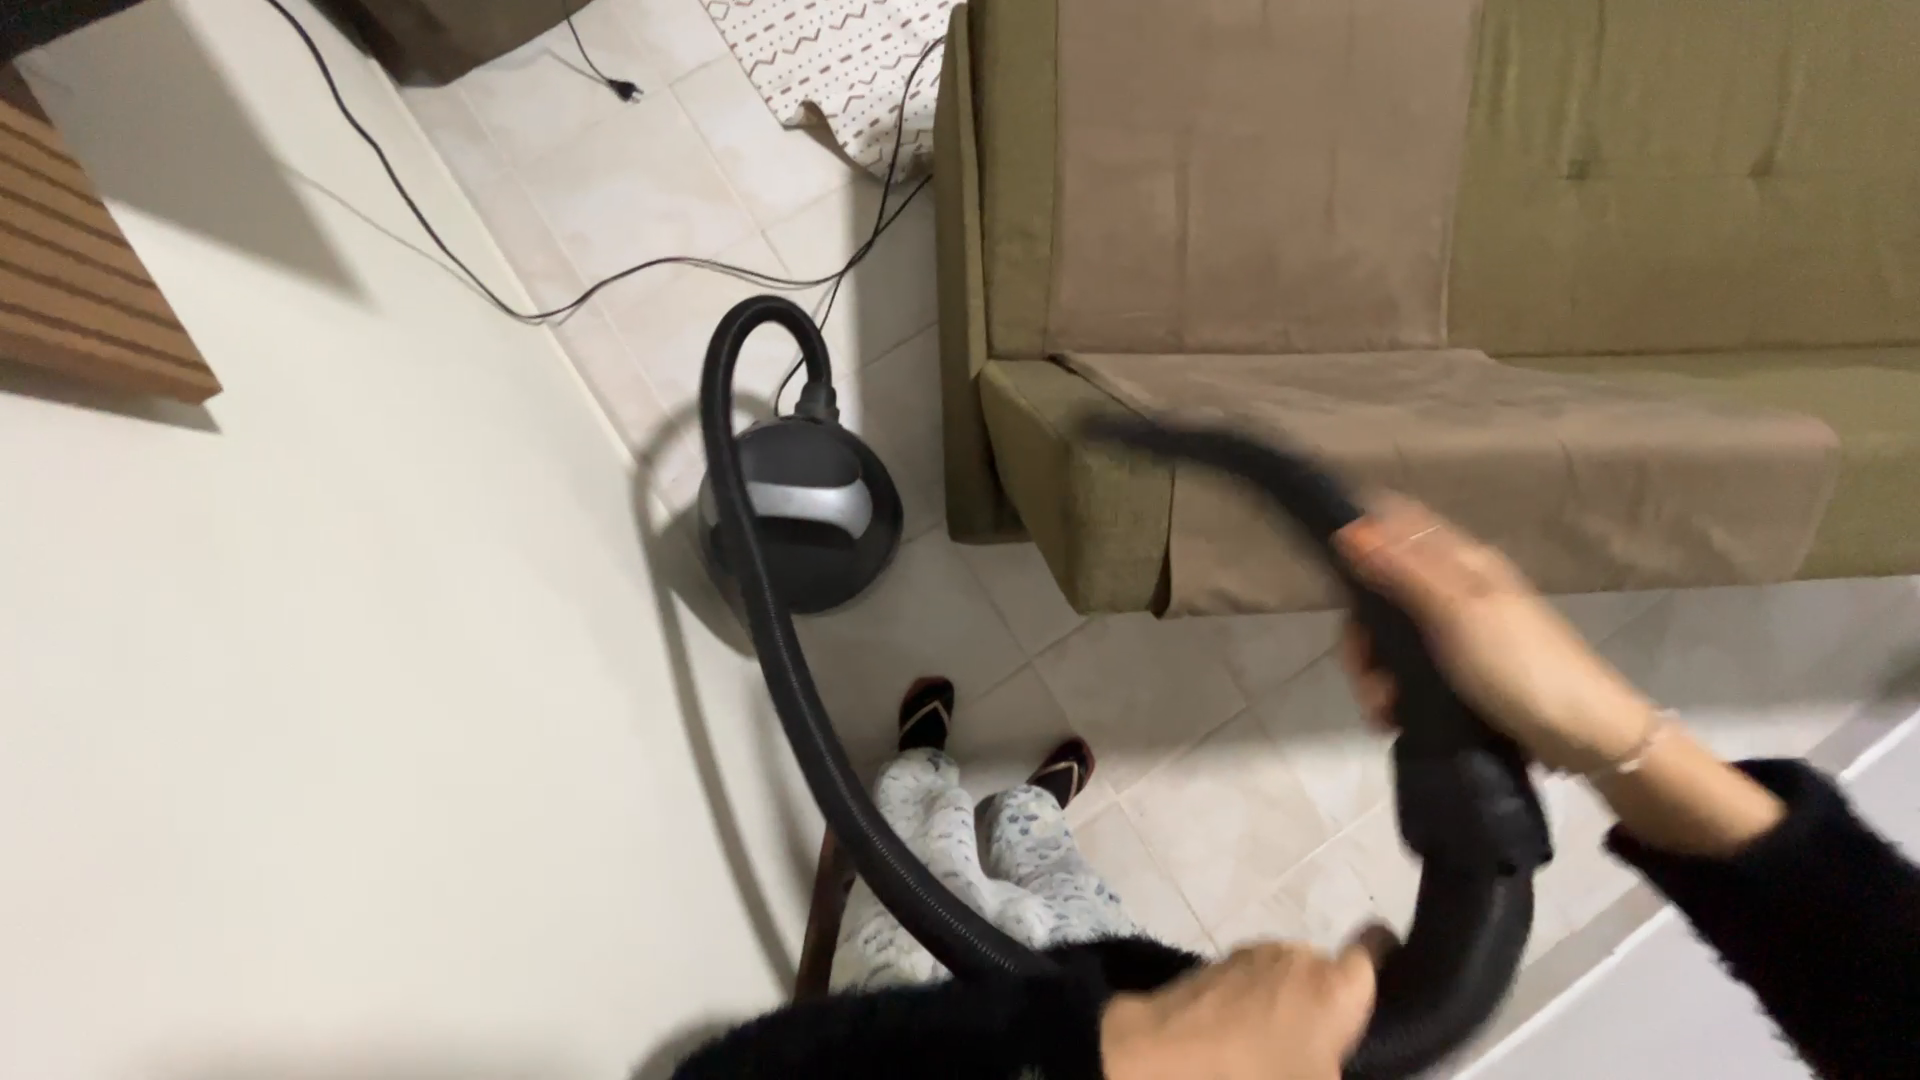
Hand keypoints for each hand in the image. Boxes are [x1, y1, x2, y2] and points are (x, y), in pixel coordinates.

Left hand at [1100, 938, 1379, 1079]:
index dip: (1388, 955)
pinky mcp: (1219, 960)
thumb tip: (1336, 1052)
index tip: (1392, 980)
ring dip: (1290, 1003)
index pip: (1377, 944)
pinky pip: (1256, 979)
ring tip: (1277, 1049)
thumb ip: (1343, 1061)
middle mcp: (1299, 955)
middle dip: (1329, 1002)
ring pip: (1289, 975)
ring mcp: (1255, 953)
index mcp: (1335, 986)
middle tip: (1323, 1048)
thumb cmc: (1256, 1076)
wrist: (1165, 1054)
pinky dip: (1258, 1001)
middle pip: (1330, 971)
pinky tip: (1244, 1038)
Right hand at [1332, 497, 1659, 774]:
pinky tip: (1392, 713)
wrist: (1586, 738)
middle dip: (1361, 632)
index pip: (1400, 524)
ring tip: (1382, 705)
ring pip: (1388, 635)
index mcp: (1460, 563)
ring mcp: (1456, 632)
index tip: (1332, 564)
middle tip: (1362, 667)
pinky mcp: (1457, 670)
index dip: (1363, 531)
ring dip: (1373, 671)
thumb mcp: (1456, 613)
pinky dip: (1392, 690)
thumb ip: (1401, 571)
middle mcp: (1454, 589)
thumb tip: (1350, 529)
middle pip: (1380, 589)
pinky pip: (1404, 669)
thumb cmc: (1521, 666)